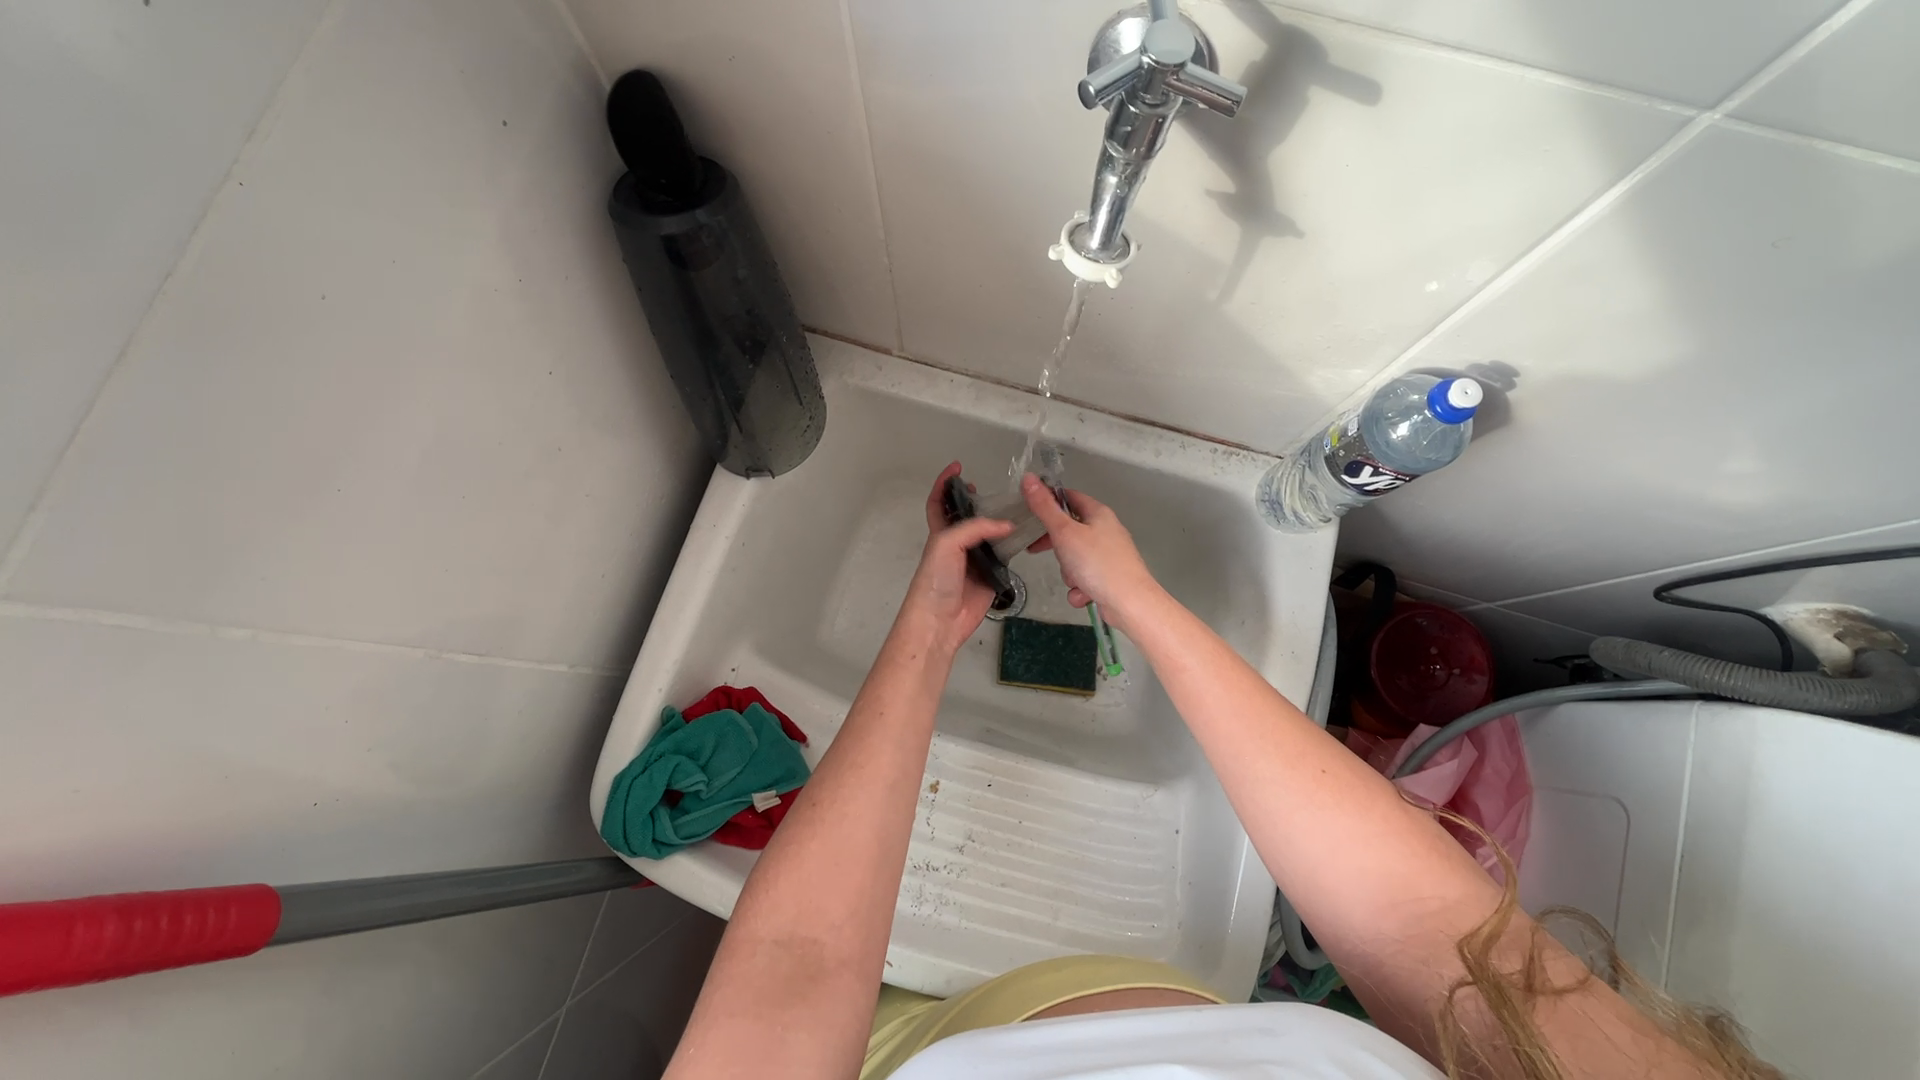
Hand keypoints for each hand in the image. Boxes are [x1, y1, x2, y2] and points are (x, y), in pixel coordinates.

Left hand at [893, 462, 1014, 658]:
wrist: (941, 620)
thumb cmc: (935, 580)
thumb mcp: (947, 544)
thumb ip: (975, 528)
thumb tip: (1006, 525)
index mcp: (940, 533)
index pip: (939, 503)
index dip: (944, 484)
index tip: (956, 467)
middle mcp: (958, 544)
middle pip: (969, 517)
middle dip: (980, 502)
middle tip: (997, 491)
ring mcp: (975, 560)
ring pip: (990, 535)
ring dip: (1002, 523)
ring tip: (1018, 508)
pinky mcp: (991, 575)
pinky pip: (1005, 555)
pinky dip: (1014, 545)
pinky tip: (1025, 535)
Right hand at [1022, 473, 1160, 630]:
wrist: (1130, 602)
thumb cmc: (1097, 562)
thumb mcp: (1065, 533)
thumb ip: (1044, 508)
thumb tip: (1028, 477)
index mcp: (1099, 514)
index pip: (1069, 497)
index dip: (1048, 502)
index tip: (1029, 513)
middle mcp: (1106, 531)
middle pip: (1069, 531)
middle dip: (1055, 546)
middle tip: (1037, 551)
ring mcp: (1109, 556)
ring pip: (1074, 559)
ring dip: (1069, 573)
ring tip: (1075, 580)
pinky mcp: (1109, 578)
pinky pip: (1084, 578)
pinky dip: (1080, 589)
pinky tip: (1084, 595)